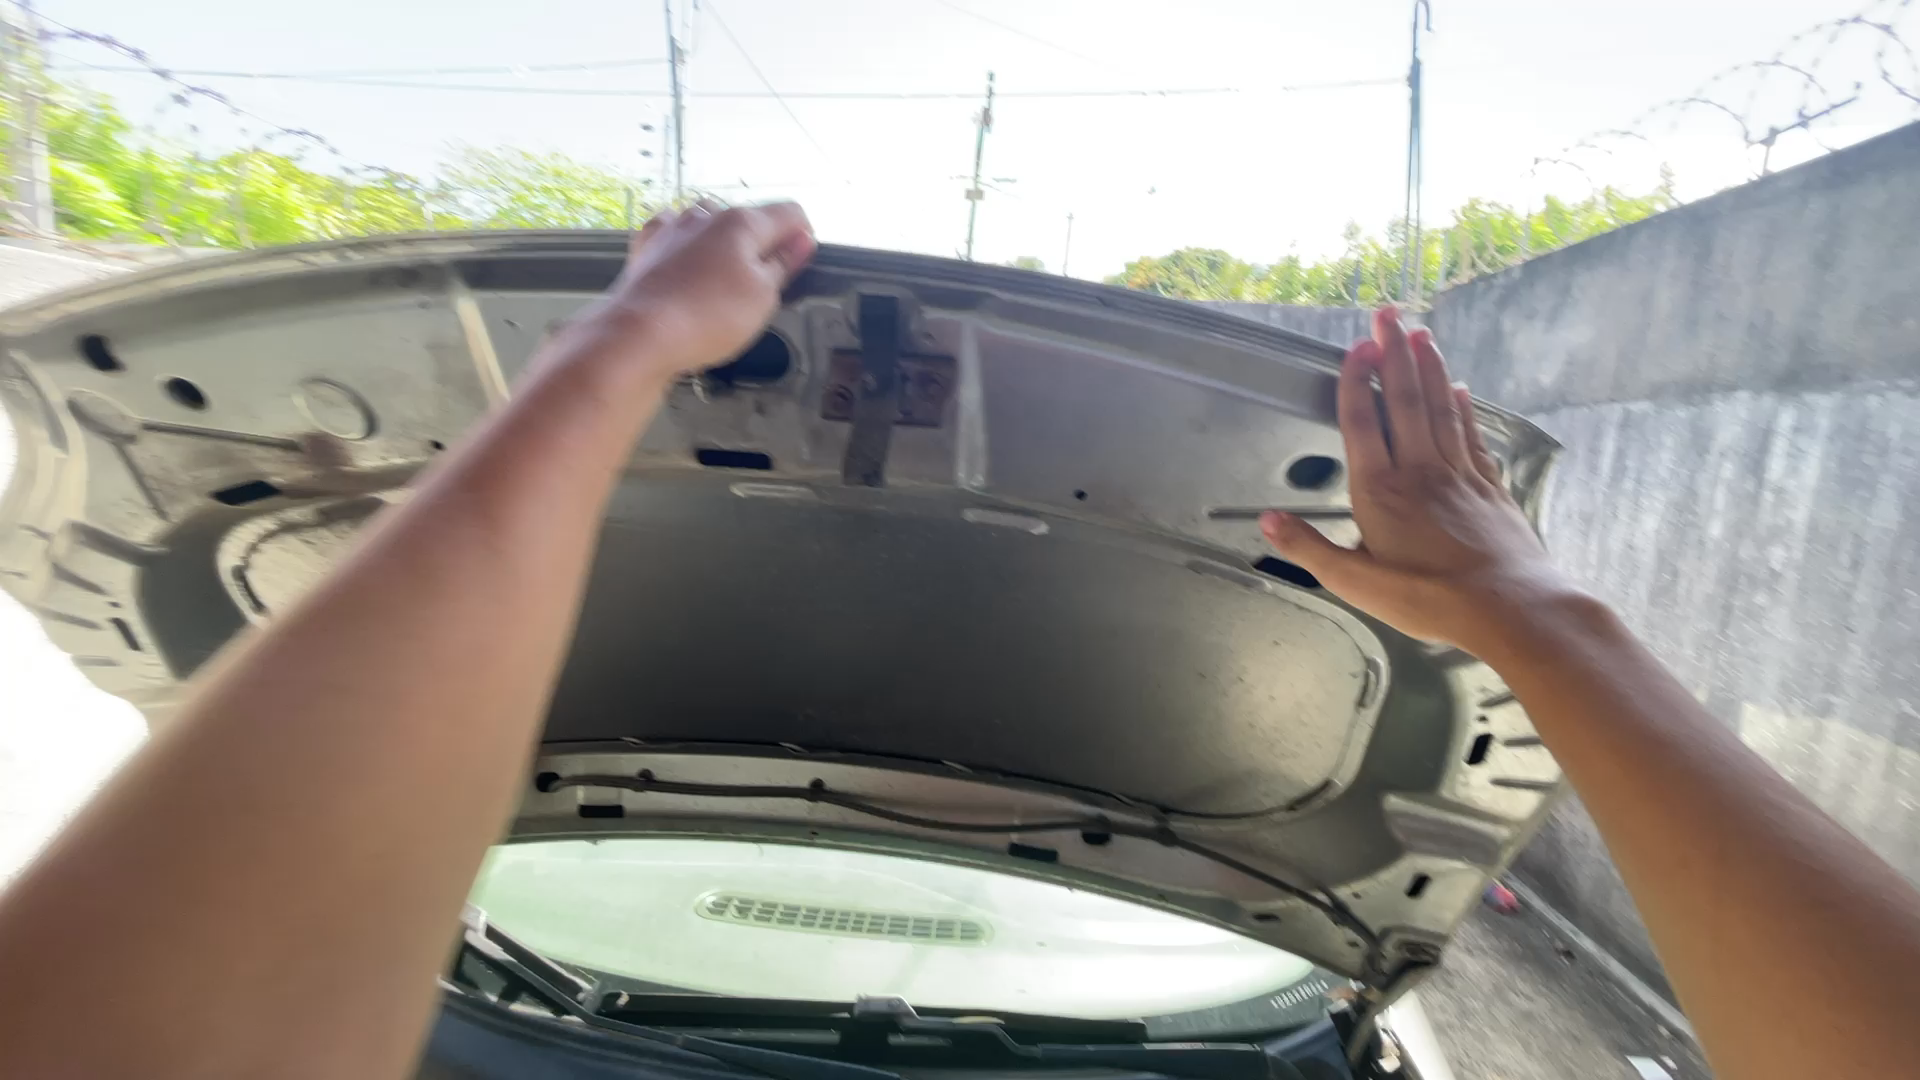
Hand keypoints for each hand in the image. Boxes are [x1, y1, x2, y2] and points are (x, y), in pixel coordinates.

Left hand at [569, 200, 816, 379]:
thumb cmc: (711, 316)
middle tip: (761, 290)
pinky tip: (689, 272)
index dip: (803, 237)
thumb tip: (803, 239)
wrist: (640, 333)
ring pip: (712, 226)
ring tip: (723, 285)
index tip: (798, 266)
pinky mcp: (647, 244)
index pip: (790, 213)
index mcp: (742, 221)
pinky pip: (679, 237)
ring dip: (725, 247)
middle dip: (762, 246)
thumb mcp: (764, 297)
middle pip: (749, 220)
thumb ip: (785, 264)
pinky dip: (691, 250)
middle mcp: (707, 212)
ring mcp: (673, 225)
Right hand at [1259, 306, 1581, 651]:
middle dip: (1394, 356)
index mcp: (1379, 491)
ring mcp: (1458, 474)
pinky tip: (1460, 388)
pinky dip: (1463, 407)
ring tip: (1421, 333)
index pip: (1362, 425)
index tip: (1356, 347)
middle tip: (1388, 315)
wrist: (1511, 610)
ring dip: (1428, 368)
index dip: (1355, 384)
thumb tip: (1266, 519)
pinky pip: (1470, 435)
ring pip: (1440, 409)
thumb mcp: (1352, 581)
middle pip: (1403, 402)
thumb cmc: (1424, 597)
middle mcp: (1418, 471)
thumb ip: (1307, 547)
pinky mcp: (1488, 486)